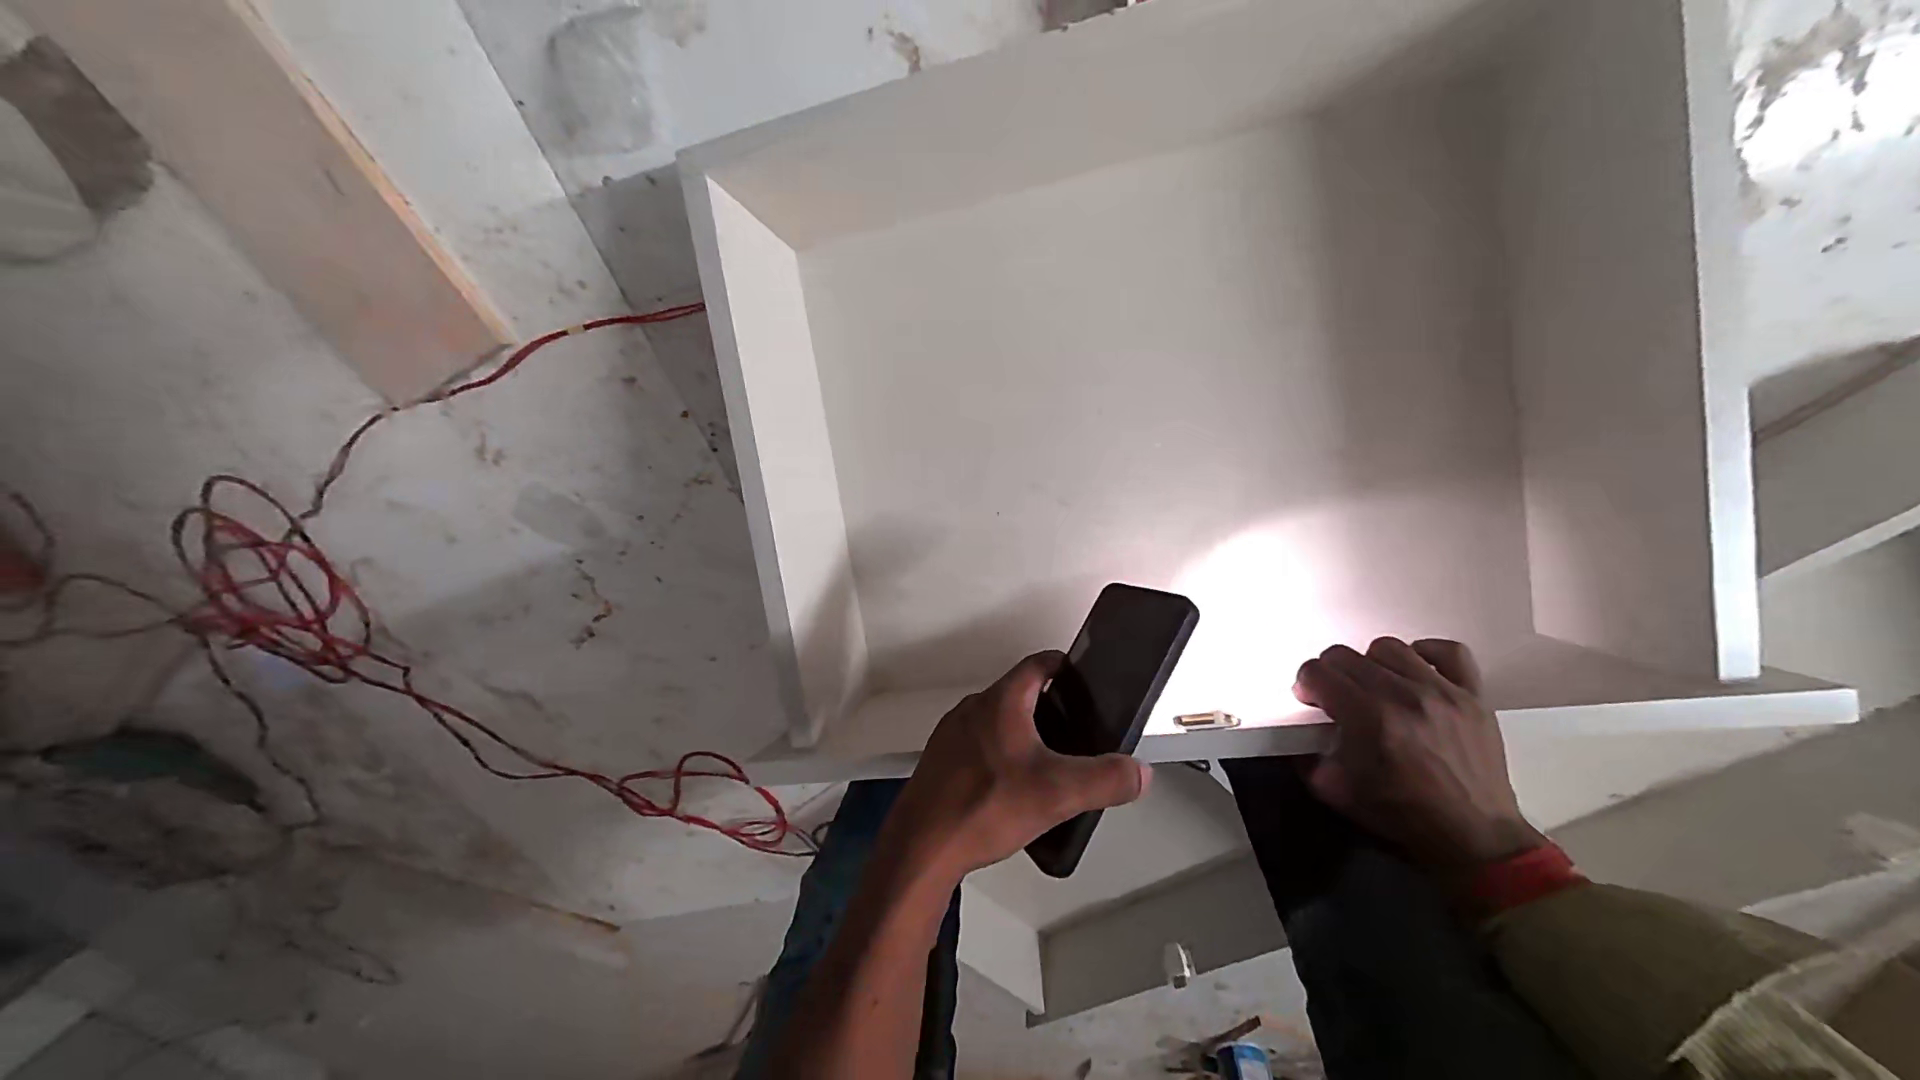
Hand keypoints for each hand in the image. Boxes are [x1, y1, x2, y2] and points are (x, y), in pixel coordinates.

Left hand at [881, 651, 1152, 878]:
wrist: (923, 845)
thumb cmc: (982, 807)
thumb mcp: (1058, 794)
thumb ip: (1106, 780)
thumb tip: (1137, 772)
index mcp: (1001, 702)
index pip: (1037, 663)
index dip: (1063, 665)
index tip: (1078, 676)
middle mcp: (972, 709)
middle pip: (1016, 692)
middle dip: (1046, 705)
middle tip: (1072, 727)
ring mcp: (952, 733)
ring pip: (995, 719)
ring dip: (1020, 731)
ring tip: (1045, 762)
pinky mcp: (940, 760)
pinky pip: (976, 744)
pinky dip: (997, 754)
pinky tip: (1008, 787)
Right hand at [1295, 637, 1544, 871]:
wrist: (1473, 835)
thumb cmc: (1402, 814)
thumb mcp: (1335, 791)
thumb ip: (1306, 755)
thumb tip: (1297, 731)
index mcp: (1369, 719)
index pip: (1317, 672)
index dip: (1305, 684)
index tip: (1310, 699)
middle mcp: (1404, 697)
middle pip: (1345, 655)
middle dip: (1329, 673)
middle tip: (1335, 695)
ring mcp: (1443, 692)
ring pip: (1388, 648)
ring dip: (1370, 663)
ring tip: (1374, 685)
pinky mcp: (1473, 696)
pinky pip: (1448, 652)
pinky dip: (1425, 654)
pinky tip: (1414, 672)